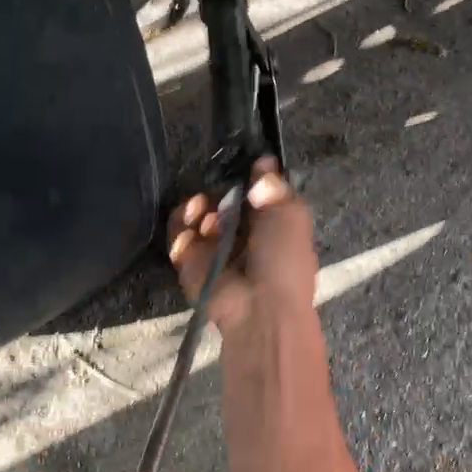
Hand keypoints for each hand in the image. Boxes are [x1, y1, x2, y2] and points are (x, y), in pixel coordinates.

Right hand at [168, 157, 318, 335]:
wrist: (259, 308)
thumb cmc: (283, 261)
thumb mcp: (292, 216)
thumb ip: (276, 187)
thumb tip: (264, 163)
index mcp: (272, 225)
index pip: (255, 193)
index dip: (250, 177)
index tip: (247, 165)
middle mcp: (242, 235)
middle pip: (224, 198)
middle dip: (222, 189)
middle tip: (224, 190)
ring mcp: (214, 247)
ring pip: (200, 212)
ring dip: (201, 203)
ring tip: (206, 207)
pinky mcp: (189, 260)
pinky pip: (179, 232)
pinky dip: (182, 221)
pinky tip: (193, 216)